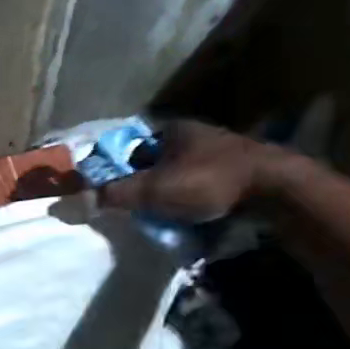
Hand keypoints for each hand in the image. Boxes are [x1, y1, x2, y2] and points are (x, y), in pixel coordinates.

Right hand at [98, 119, 307, 221]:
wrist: (272, 189)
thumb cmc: (207, 182)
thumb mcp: (153, 190)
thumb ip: (115, 194)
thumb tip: (78, 198)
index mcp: (172, 129)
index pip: (131, 146)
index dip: (118, 169)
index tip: (114, 194)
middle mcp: (195, 134)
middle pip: (156, 163)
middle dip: (145, 185)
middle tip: (138, 211)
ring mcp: (218, 151)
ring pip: (180, 175)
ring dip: (170, 196)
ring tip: (164, 219)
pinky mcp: (236, 171)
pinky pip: (201, 187)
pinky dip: (192, 201)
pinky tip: (191, 217)